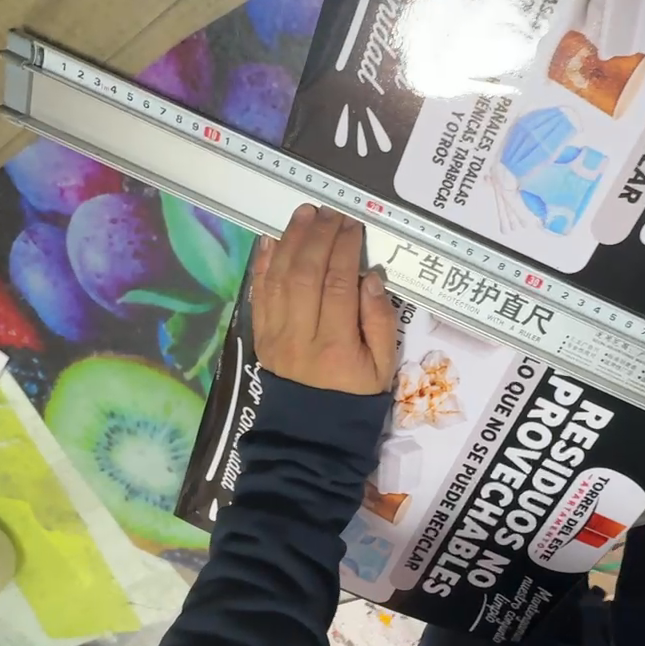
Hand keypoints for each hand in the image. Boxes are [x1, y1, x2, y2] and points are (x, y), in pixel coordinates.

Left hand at [251, 205, 399, 395]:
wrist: (313, 432)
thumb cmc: (355, 396)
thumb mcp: (383, 367)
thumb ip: (380, 321)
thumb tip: (369, 277)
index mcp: (337, 346)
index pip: (338, 284)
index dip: (344, 249)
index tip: (352, 226)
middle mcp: (301, 337)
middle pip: (306, 274)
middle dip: (318, 237)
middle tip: (329, 213)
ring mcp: (276, 336)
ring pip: (280, 279)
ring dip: (291, 241)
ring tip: (304, 215)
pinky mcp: (261, 337)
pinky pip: (260, 295)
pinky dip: (264, 265)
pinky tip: (273, 240)